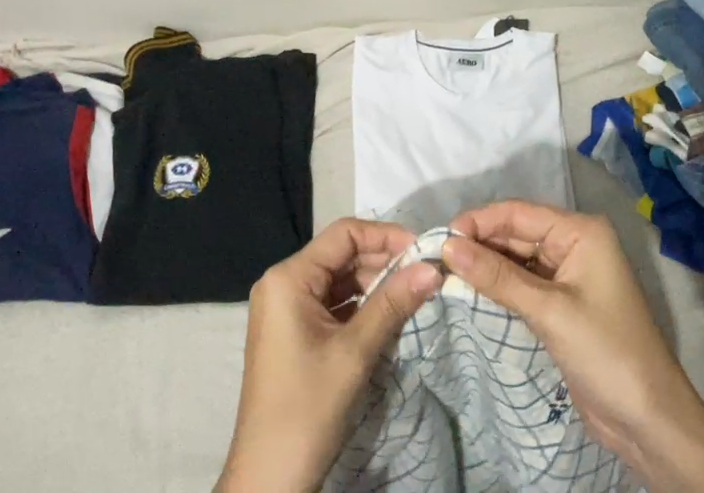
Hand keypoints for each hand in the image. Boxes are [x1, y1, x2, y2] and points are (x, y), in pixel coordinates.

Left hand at [216, 218, 443, 492]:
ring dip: (375, 285)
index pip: (343, 234)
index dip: (385, 236)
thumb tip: (432, 268)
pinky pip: (332, 304)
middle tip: (426, 276)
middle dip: (384, 262)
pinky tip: (390, 316)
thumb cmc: (309, 405)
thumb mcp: (356, 351)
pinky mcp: (293, 332)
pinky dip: (360, 306)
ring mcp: (285, 308)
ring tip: (415, 296)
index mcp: (288, 278)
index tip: (424, 252)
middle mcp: (282, 283)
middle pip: (341, 255)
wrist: (271, 472)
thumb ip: (393, 304)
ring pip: (339, 280)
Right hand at [444, 201, 703, 492]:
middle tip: (432, 257)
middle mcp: (574, 244)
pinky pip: (520, 281)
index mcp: (581, 232)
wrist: (648, 419)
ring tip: (441, 271)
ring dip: (483, 264)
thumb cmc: (606, 352)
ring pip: (515, 257)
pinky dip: (496, 284)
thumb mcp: (548, 310)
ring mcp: (568, 274)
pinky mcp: (560, 303)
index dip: (477, 221)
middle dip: (476, 242)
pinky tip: (468, 288)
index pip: (518, 213)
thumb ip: (497, 276)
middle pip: (515, 232)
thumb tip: (446, 246)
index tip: (437, 237)